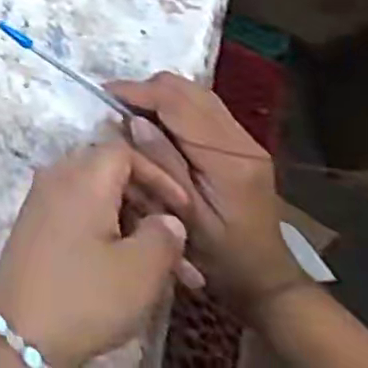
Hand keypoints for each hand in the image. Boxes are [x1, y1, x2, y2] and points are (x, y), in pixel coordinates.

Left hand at [0, 142, 190, 367]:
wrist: (23, 323)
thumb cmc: (85, 292)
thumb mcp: (140, 270)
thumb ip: (162, 237)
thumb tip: (169, 219)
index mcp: (78, 179)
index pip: (120, 151)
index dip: (158, 174)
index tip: (188, 209)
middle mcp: (56, 179)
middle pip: (109, 172)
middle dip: (152, 204)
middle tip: (187, 244)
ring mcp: (43, 201)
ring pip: (99, 198)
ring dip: (139, 227)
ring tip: (183, 276)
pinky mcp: (39, 224)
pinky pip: (82, 214)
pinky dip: (114, 234)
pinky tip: (143, 273)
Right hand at [107, 73, 309, 315]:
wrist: (265, 278)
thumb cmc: (220, 254)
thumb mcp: (184, 216)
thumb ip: (162, 164)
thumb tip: (134, 121)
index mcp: (229, 160)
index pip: (177, 102)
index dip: (137, 91)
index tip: (102, 95)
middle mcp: (242, 143)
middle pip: (187, 89)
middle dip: (145, 88)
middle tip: (114, 105)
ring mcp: (245, 142)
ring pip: (193, 92)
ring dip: (157, 94)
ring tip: (129, 110)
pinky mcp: (239, 144)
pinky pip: (199, 105)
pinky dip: (170, 103)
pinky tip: (152, 121)